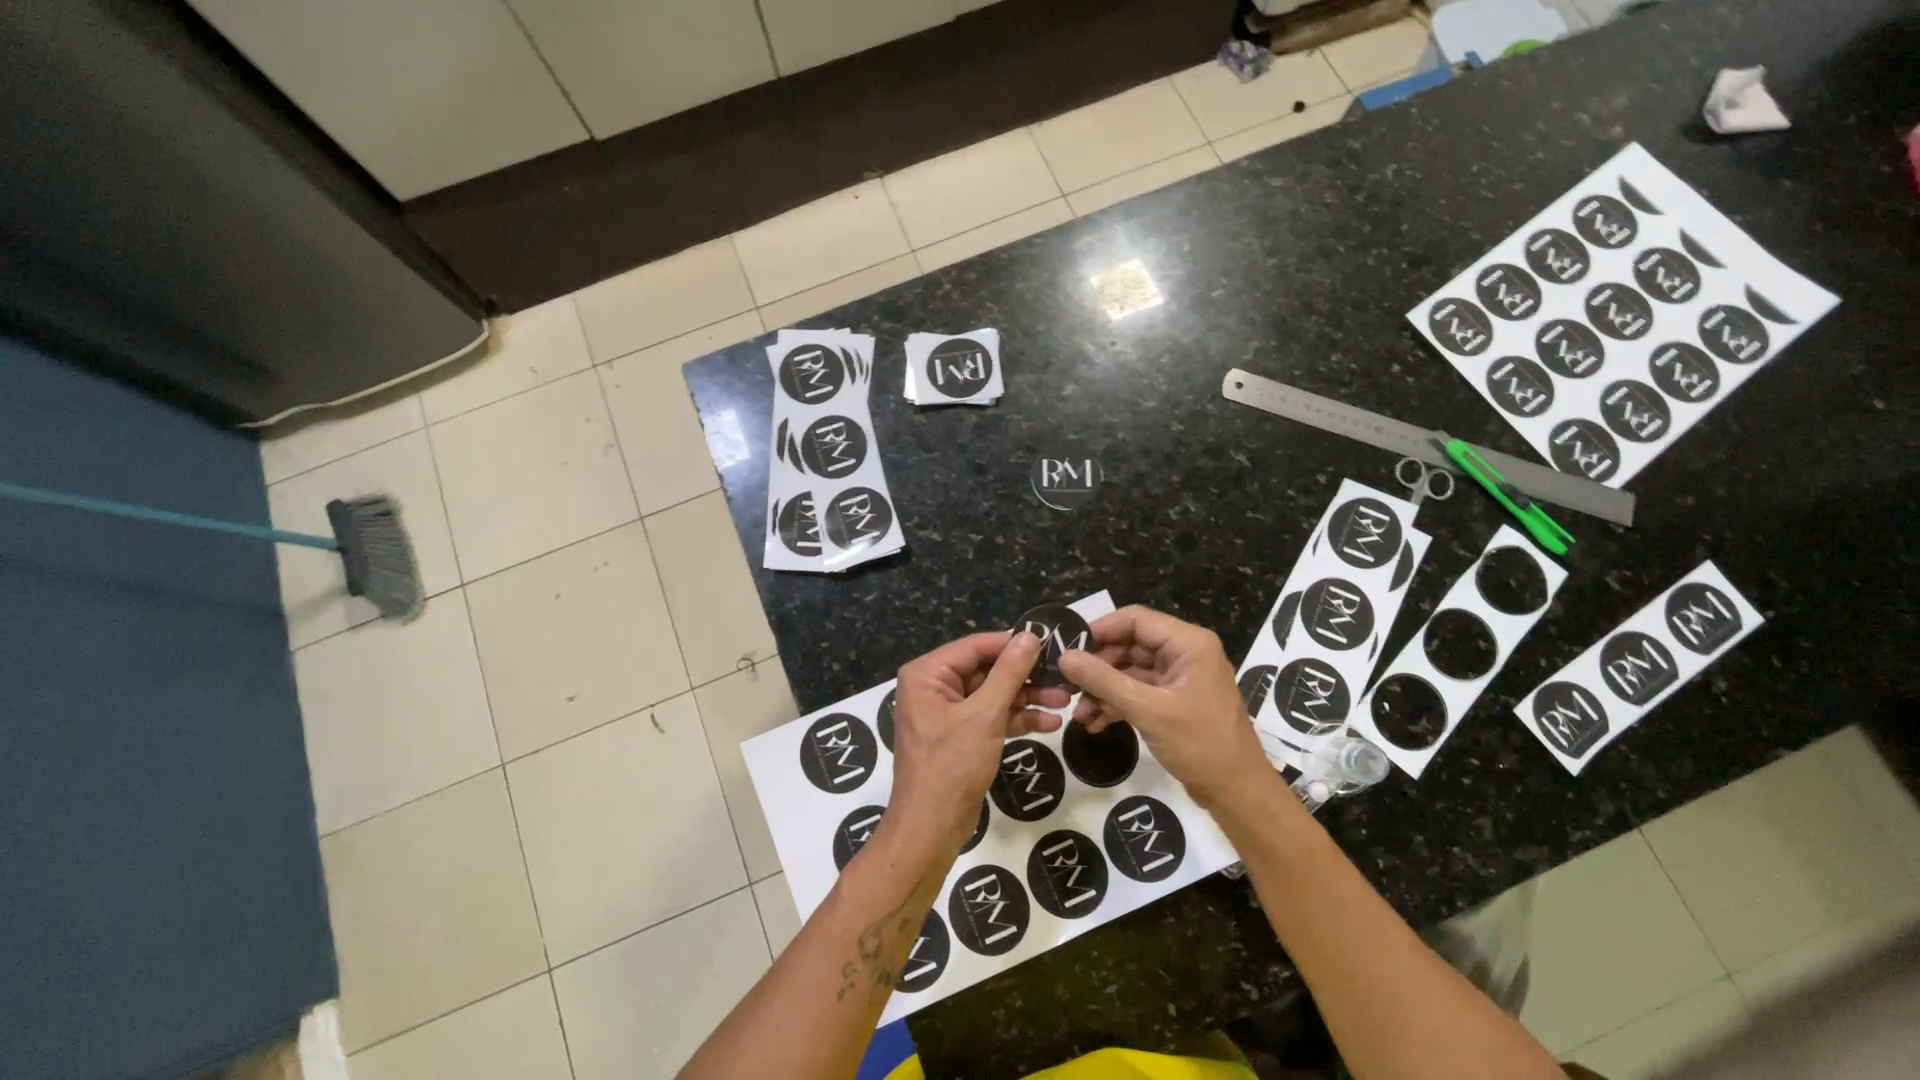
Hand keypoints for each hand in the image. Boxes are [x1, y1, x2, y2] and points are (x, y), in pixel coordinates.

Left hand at [887, 631, 1072, 852]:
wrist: (931, 827)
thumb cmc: (951, 765)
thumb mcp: (984, 715)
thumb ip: (1009, 673)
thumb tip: (1030, 636)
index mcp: (927, 674)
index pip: (975, 646)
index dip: (1012, 643)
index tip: (1050, 641)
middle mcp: (932, 688)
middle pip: (986, 670)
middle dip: (1025, 675)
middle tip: (1064, 675)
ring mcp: (946, 714)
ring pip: (992, 695)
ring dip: (1027, 698)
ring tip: (1065, 700)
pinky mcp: (959, 737)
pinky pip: (990, 718)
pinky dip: (1016, 719)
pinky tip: (1050, 723)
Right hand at [1058, 606, 1273, 809]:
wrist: (1236, 791)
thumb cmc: (1200, 744)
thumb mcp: (1147, 710)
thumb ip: (1104, 681)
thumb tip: (1064, 657)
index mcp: (1188, 643)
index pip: (1135, 619)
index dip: (1099, 630)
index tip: (1067, 649)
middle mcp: (1185, 653)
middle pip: (1130, 645)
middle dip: (1098, 668)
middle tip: (1067, 687)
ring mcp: (1179, 679)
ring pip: (1130, 672)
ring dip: (1103, 690)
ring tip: (1078, 714)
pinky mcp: (1173, 702)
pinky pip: (1137, 693)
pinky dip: (1116, 704)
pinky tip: (1094, 723)